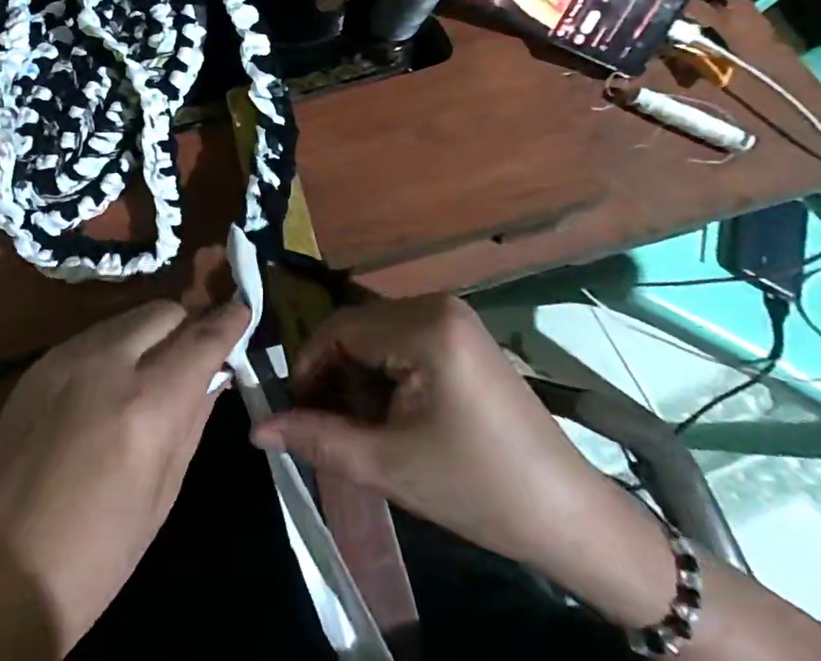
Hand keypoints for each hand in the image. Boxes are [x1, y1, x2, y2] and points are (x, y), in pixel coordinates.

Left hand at [0, 299, 249, 659]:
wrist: (2, 569)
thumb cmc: (101, 549)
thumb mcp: (166, 488)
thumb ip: (194, 416)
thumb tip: (216, 374)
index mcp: (146, 404)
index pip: (202, 338)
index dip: (229, 320)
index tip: (242, 310)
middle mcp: (105, 364)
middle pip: (163, 311)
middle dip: (187, 324)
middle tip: (194, 353)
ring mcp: (64, 359)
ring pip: (125, 318)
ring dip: (150, 334)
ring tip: (151, 370)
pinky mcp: (36, 366)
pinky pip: (91, 337)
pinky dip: (114, 348)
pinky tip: (109, 386)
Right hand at [250, 291, 674, 625]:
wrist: (565, 514)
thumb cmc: (476, 487)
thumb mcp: (386, 465)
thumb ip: (316, 437)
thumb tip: (256, 429)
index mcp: (425, 326)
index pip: (338, 328)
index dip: (308, 368)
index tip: (298, 413)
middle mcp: (439, 305)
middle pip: (355, 327)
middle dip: (334, 374)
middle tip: (328, 425)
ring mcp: (456, 318)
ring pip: (376, 334)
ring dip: (357, 375)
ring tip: (360, 426)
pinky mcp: (464, 336)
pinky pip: (402, 340)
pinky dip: (383, 371)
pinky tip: (390, 414)